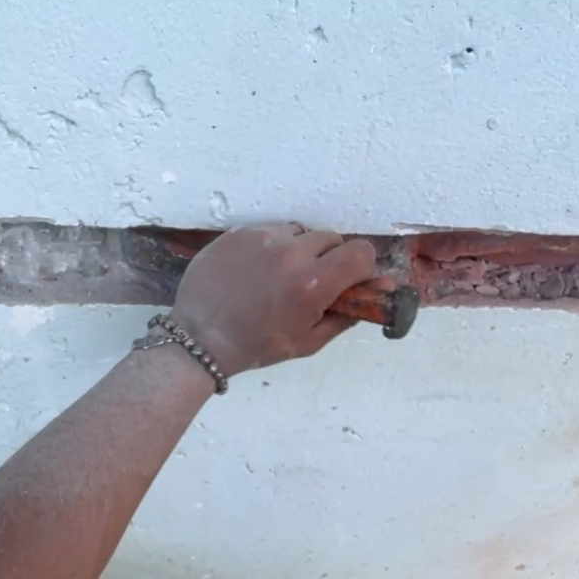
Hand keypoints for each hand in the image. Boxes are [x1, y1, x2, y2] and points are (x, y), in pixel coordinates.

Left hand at [171, 224, 381, 375]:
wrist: (201, 339)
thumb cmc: (256, 347)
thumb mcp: (308, 342)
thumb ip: (346, 315)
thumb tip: (377, 291)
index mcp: (312, 283)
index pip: (361, 252)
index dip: (361, 266)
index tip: (351, 279)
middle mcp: (290, 253)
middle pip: (332, 239)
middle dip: (329, 259)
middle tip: (310, 283)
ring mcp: (262, 238)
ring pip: (300, 232)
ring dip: (299, 250)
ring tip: (279, 277)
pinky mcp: (239, 232)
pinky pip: (270, 231)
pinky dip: (271, 247)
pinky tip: (256, 271)